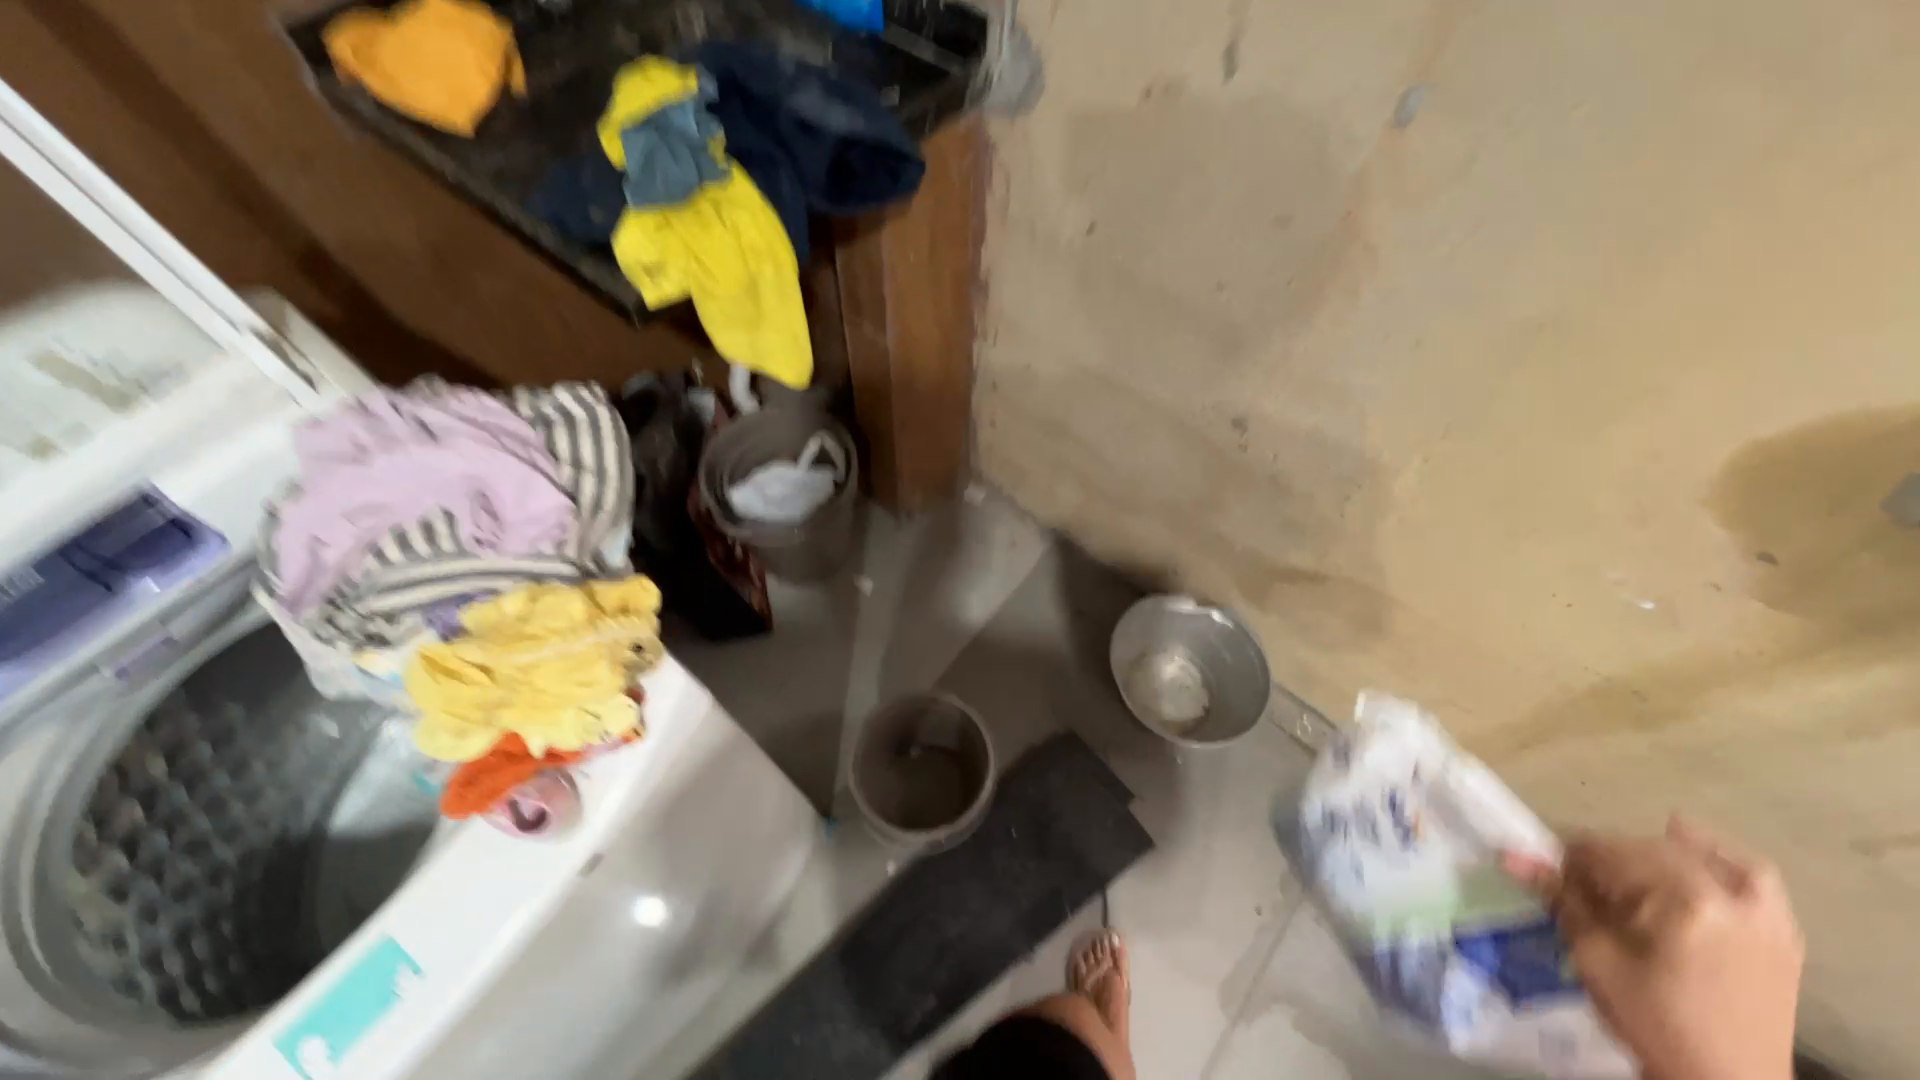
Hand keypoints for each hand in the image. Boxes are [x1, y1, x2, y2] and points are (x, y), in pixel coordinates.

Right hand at [1504, 817, 1803, 1079]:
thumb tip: (1509, 855)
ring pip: (1692, 856)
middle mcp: (1727, 896)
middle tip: (1575, 884)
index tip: (1544, 872)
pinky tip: (1688, 842)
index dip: (1568, 858)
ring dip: (1649, 855)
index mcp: (1682, 902)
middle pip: (1646, 851)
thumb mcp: (1596, 960)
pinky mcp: (1778, 931)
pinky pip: (1752, 875)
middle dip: (1604, 860)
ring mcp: (1761, 913)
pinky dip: (1718, 854)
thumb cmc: (1652, 1021)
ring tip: (1623, 872)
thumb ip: (1561, 899)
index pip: (1608, 853)